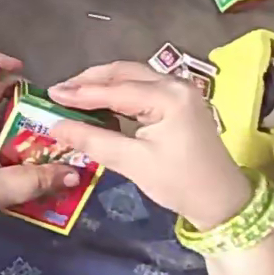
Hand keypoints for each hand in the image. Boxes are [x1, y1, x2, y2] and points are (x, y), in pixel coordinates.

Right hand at [46, 61, 251, 228]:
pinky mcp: (179, 100)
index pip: (115, 89)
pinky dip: (118, 90)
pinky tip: (100, 99)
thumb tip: (55, 127)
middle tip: (59, 91)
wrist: (222, 202)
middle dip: (89, 81)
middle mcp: (175, 84)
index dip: (80, 92)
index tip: (50, 94)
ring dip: (103, 83)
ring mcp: (180, 89)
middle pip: (123, 72)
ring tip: (73, 93)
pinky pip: (142, 86)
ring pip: (132, 76)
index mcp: (168, 96)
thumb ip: (93, 140)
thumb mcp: (133, 163)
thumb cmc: (180, 183)